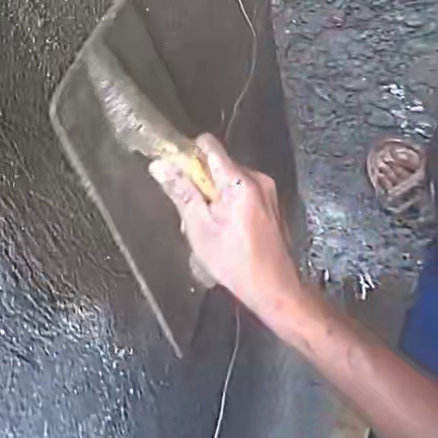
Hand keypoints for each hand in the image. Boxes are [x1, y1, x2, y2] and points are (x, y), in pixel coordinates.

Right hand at [150, 134, 303, 317]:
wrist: (277, 291)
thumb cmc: (238, 265)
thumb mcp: (200, 230)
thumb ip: (181, 193)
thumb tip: (160, 166)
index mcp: (239, 183)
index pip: (209, 145)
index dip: (187, 154)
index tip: (176, 171)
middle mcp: (257, 179)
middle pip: (216, 164)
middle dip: (199, 183)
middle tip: (193, 213)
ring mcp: (267, 190)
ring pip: (227, 178)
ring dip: (212, 195)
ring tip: (210, 226)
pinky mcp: (270, 202)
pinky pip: (241, 190)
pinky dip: (228, 202)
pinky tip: (225, 229)